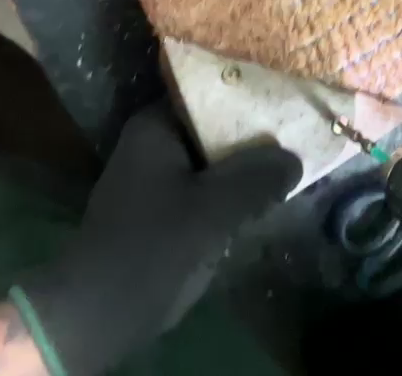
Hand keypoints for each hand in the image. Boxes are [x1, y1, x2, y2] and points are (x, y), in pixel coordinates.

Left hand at [13, 104, 301, 375]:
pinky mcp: (159, 210)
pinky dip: (227, 195)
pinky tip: (263, 203)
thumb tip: (293, 156)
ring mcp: (153, 177)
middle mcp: (151, 143)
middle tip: (298, 139)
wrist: (103, 306)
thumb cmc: (154, 245)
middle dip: (249, 139)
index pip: (204, 94)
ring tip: (291, 169)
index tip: (285, 103)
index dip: (245, 98)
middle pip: (209, 129)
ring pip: (208, 163)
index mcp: (154, 126)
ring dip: (241, 171)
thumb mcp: (212, 210)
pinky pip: (201, 191)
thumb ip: (254, 178)